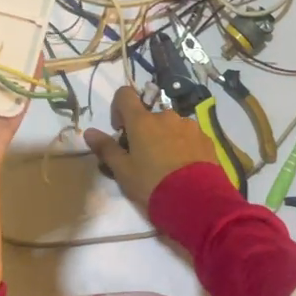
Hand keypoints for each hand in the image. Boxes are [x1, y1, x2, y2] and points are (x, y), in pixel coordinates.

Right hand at [85, 86, 217, 209]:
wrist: (196, 201)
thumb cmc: (152, 184)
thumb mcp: (123, 171)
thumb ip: (106, 148)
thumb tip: (89, 132)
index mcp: (142, 121)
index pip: (125, 94)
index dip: (118, 108)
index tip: (120, 130)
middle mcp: (166, 116)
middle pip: (149, 115)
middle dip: (144, 131)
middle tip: (143, 157)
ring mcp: (189, 125)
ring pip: (170, 126)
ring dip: (165, 137)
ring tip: (167, 165)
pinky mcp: (206, 138)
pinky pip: (188, 136)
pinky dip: (183, 145)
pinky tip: (183, 168)